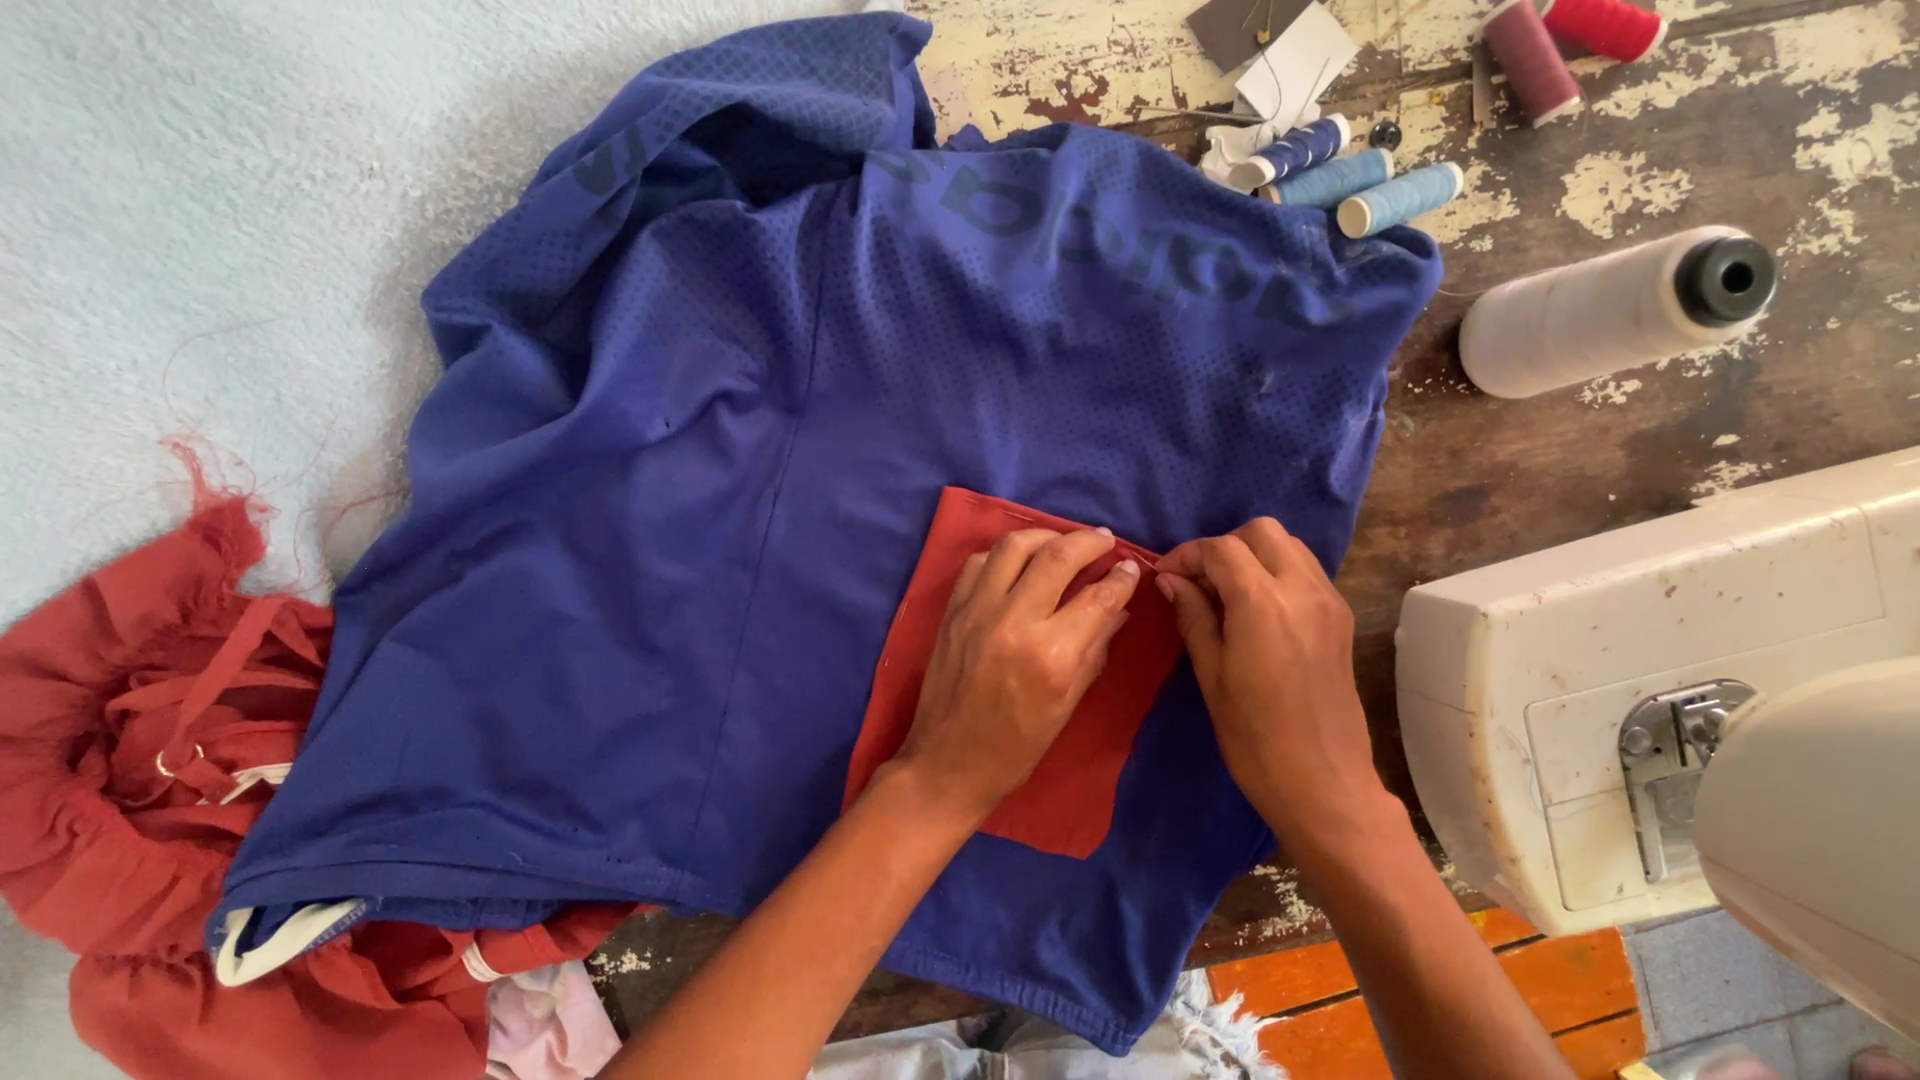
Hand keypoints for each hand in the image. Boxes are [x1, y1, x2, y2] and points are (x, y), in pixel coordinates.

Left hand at [893, 527, 1141, 820]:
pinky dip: (1005, 554)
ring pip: (1015, 546)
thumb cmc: (1017, 747)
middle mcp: (1014, 622)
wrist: (948, 762)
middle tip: (1106, 541)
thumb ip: (1095, 650)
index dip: (1122, 578)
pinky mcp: (952, 610)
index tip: (1133, 567)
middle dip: (1090, 542)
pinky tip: (1021, 562)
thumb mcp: (1067, 705)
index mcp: (1051, 655)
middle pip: (1058, 556)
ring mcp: (977, 611)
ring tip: (1065, 542)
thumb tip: (1120, 608)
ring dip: (1046, 536)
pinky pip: (979, 562)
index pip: (1097, 597)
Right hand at [1155, 518, 1387, 842]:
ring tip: (1224, 593)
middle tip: (1196, 581)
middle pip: (1261, 531)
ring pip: (1289, 545)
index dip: (1185, 555)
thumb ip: (1192, 616)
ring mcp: (1329, 601)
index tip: (1163, 577)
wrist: (1323, 783)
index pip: (1220, 549)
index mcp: (1264, 603)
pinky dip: (1276, 571)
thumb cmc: (1254, 736)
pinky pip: (1305, 571)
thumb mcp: (1210, 674)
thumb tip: (1171, 580)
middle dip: (1223, 546)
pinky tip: (1254, 608)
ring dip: (1252, 555)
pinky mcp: (1341, 618)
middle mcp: (1303, 589)